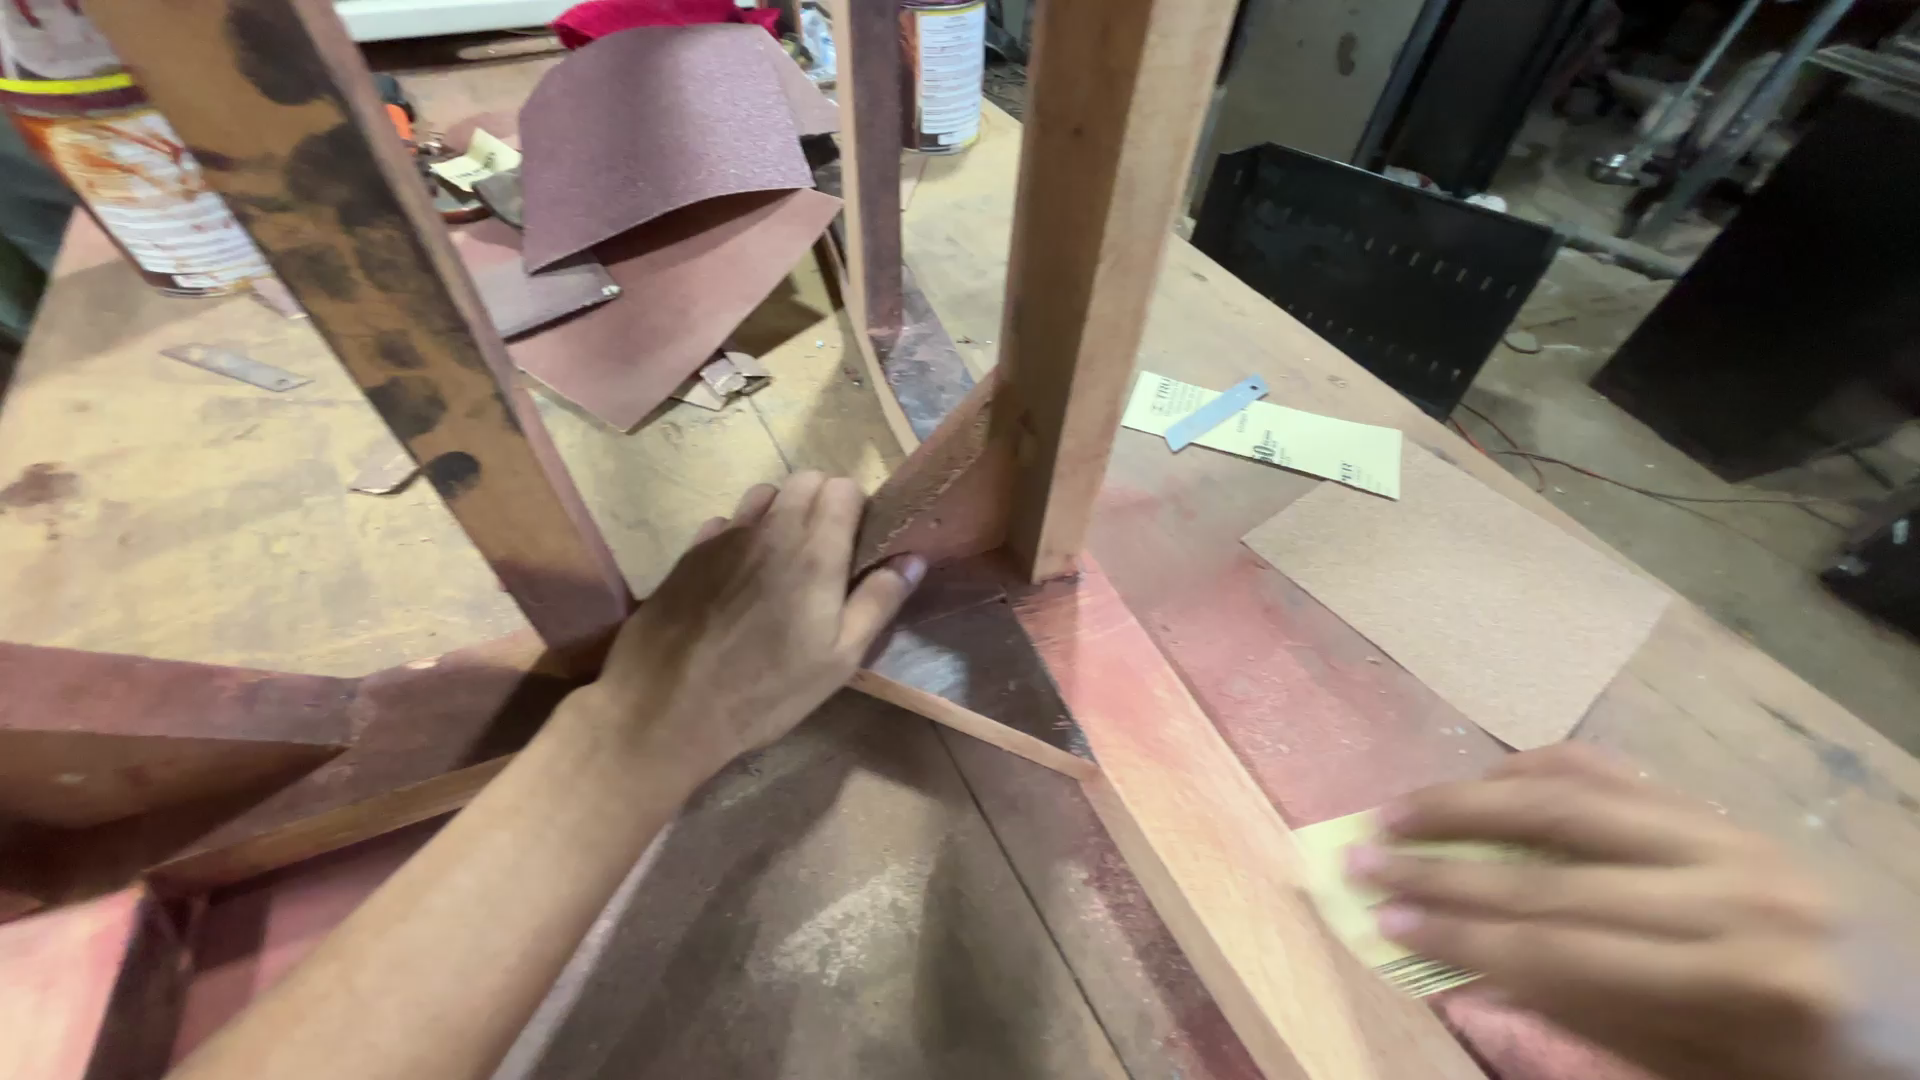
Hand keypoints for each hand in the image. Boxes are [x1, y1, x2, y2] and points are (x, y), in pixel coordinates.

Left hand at [579, 472, 925, 777]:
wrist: (665, 711)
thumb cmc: (766, 691)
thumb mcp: (840, 659)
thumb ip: (879, 600)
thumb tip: (913, 558)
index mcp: (815, 551)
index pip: (844, 487)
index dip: (857, 508)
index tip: (858, 544)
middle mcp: (770, 529)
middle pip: (806, 480)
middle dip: (823, 503)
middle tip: (826, 553)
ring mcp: (724, 537)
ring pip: (764, 495)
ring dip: (782, 513)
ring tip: (782, 561)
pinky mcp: (690, 553)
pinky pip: (726, 522)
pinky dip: (742, 535)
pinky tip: (739, 577)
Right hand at [1349, 745, 1846, 1079]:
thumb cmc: (1804, 1064)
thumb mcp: (1701, 1072)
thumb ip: (1582, 1017)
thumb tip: (1459, 970)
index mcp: (1743, 987)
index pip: (1557, 951)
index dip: (1457, 935)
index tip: (1382, 920)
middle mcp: (1732, 899)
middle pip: (1545, 874)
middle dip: (1437, 870)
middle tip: (1361, 858)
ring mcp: (1724, 838)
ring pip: (1562, 802)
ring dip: (1463, 804)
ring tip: (1397, 810)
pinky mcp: (1713, 807)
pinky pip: (1602, 769)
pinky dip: (1528, 768)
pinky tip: (1481, 781)